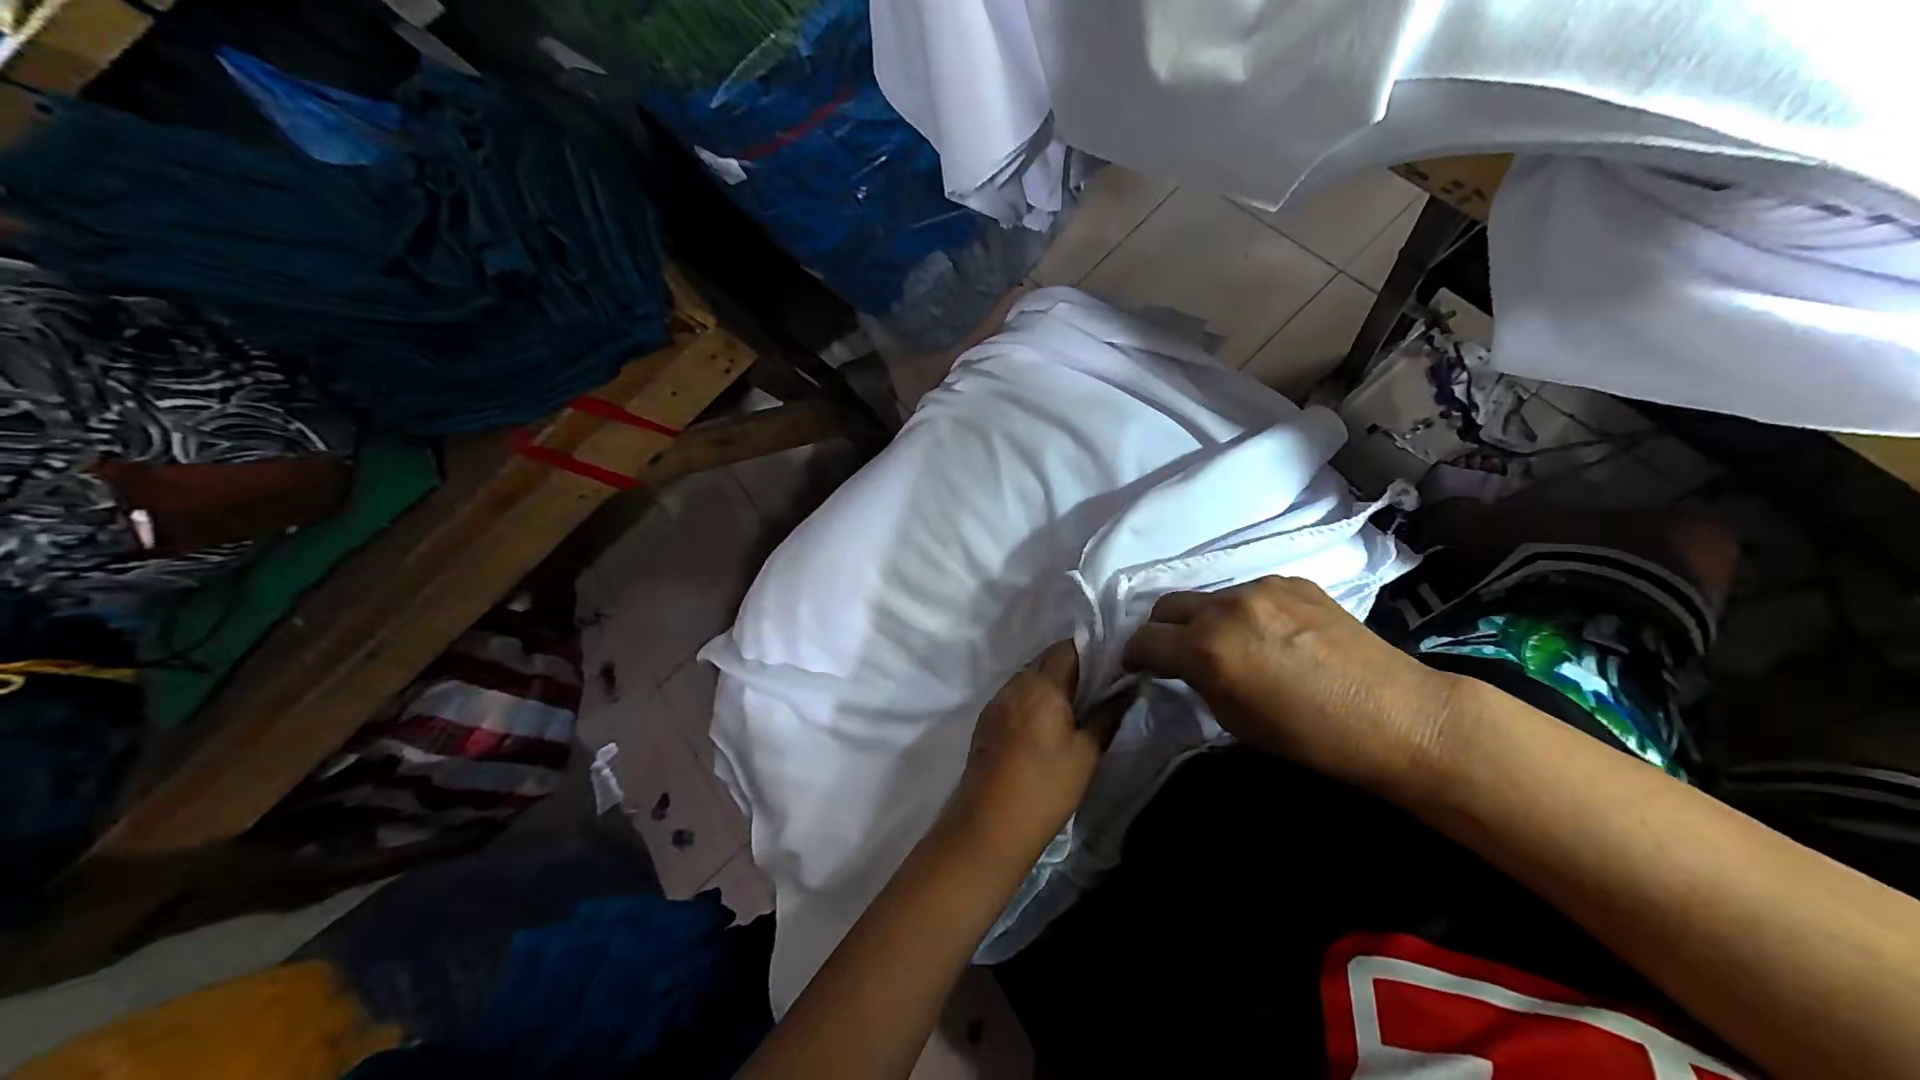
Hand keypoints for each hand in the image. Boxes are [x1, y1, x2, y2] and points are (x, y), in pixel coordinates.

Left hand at [940, 641, 1120, 869]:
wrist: (989, 825)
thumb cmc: (1045, 788)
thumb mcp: (1086, 754)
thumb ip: (1105, 716)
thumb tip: (1124, 692)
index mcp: (1041, 686)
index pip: (1068, 648)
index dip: (1093, 649)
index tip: (1115, 661)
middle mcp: (1014, 685)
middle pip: (1045, 659)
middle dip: (1073, 664)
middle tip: (1101, 683)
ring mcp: (996, 702)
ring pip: (1028, 676)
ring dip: (1051, 681)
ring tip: (1077, 702)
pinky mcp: (986, 720)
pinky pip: (1015, 694)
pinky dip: (1034, 697)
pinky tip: (1048, 719)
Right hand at [1122, 576, 1461, 797]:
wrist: (1397, 716)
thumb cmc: (1309, 736)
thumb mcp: (1233, 719)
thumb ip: (1197, 682)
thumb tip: (1184, 666)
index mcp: (1207, 647)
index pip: (1144, 639)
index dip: (1135, 656)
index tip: (1140, 669)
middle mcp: (1226, 606)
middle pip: (1166, 605)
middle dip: (1161, 630)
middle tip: (1175, 654)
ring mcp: (1262, 588)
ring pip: (1209, 596)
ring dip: (1204, 618)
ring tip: (1229, 644)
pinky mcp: (1293, 581)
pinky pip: (1249, 592)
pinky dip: (1243, 611)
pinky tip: (1270, 635)